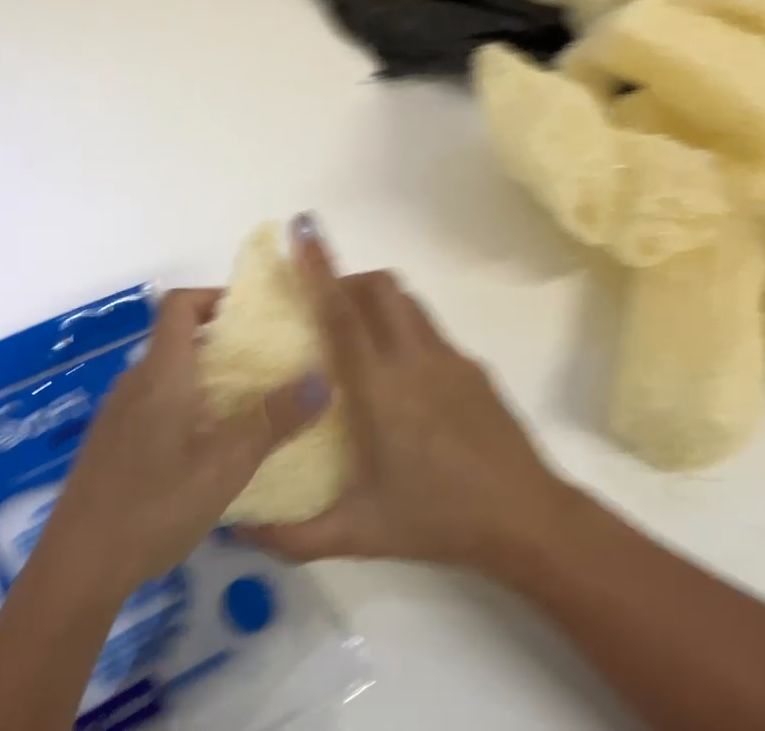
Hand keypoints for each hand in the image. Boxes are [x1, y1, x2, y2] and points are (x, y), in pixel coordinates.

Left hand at [39, 288, 330, 599]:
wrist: (78, 563)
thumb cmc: (154, 506)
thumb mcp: (224, 467)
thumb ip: (271, 422)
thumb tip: (321, 379)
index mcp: (160, 373)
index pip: (179, 304)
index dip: (215, 298)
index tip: (255, 318)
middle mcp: (135, 382)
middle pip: (178, 340)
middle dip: (225, 346)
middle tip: (271, 368)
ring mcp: (119, 414)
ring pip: (168, 377)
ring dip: (208, 382)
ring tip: (251, 409)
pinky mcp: (112, 444)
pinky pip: (155, 407)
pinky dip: (187, 410)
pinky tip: (211, 452)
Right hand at [241, 216, 566, 572]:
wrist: (528, 519)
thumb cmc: (438, 520)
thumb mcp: (358, 533)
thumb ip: (293, 536)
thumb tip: (236, 529)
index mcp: (380, 388)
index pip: (341, 313)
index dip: (317, 268)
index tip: (302, 228)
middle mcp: (415, 359)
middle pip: (377, 287)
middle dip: (344, 279)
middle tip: (321, 308)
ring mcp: (451, 360)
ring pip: (407, 302)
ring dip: (376, 301)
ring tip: (357, 339)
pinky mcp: (476, 370)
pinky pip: (430, 330)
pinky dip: (405, 330)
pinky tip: (403, 382)